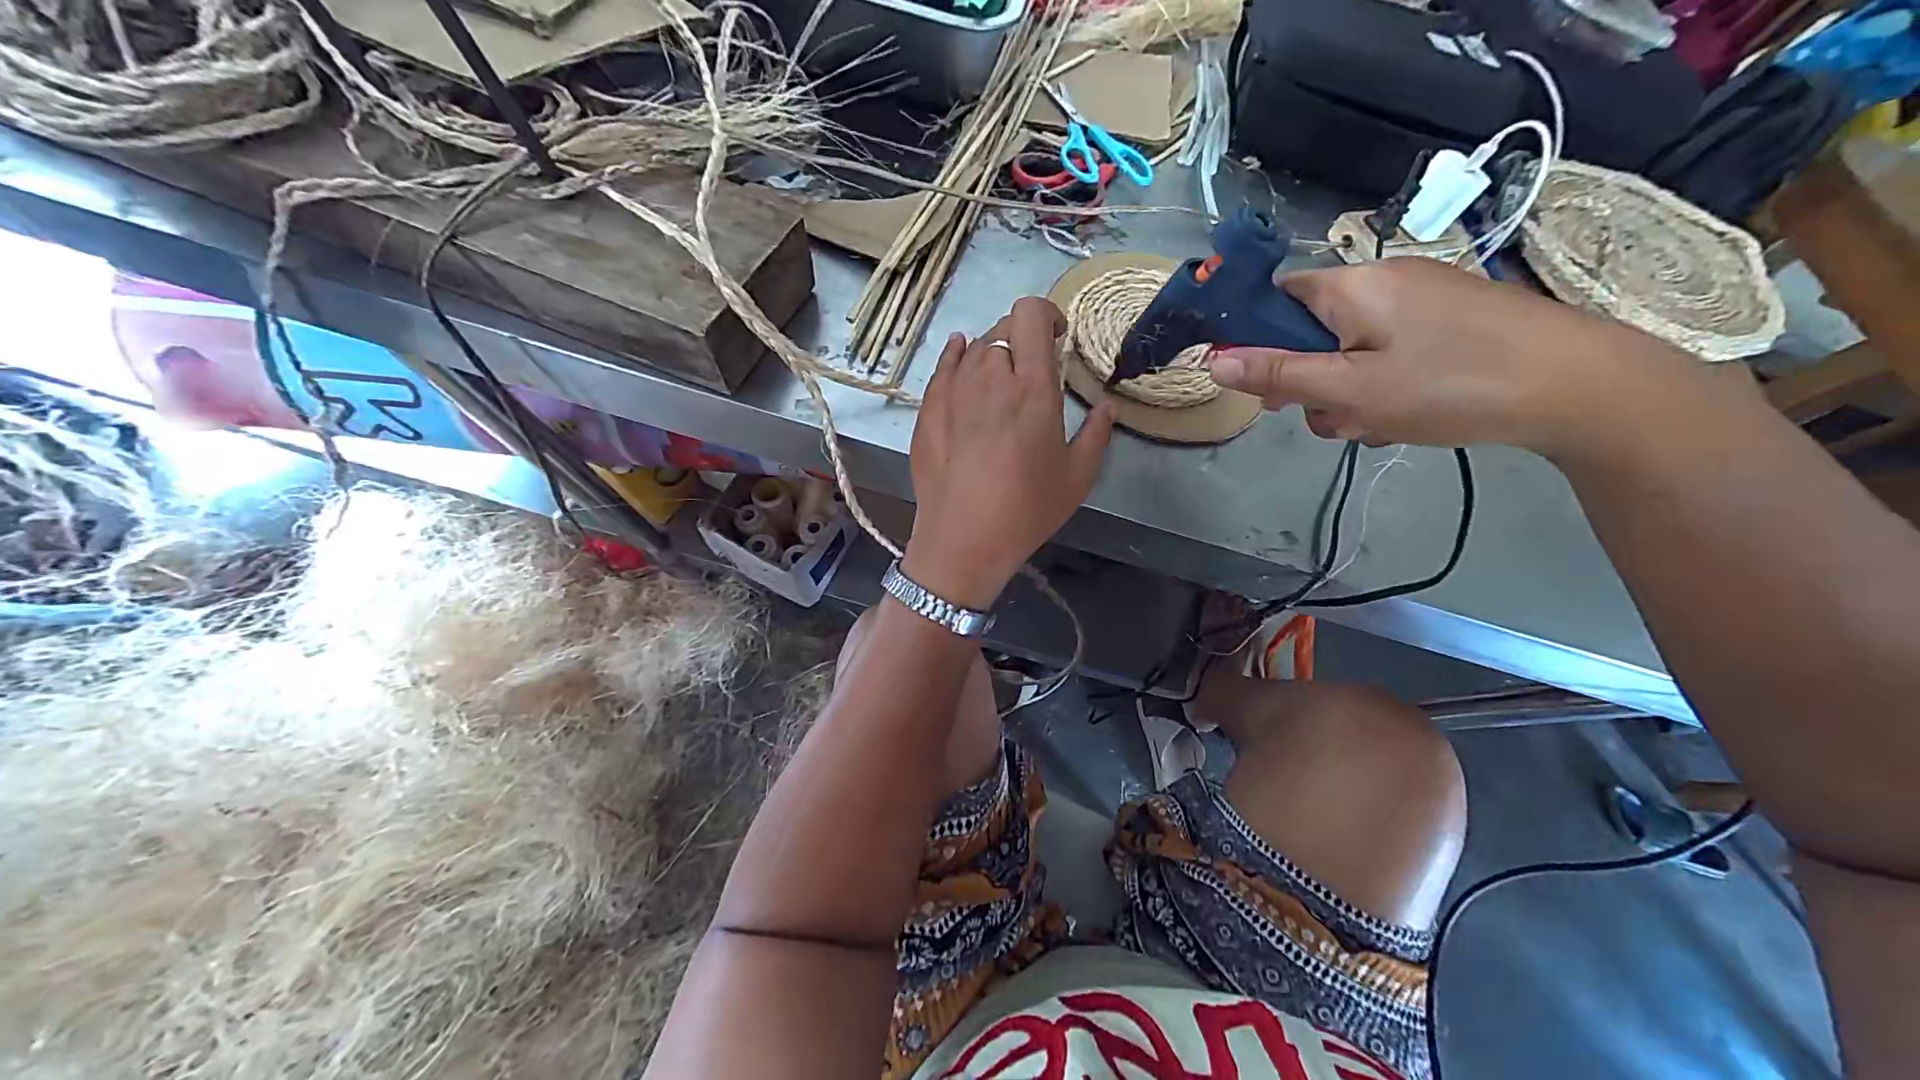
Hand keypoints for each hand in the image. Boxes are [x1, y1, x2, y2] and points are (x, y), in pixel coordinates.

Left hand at [902, 297, 1115, 610]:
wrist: (962, 541)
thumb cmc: (1025, 511)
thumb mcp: (1077, 478)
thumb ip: (1096, 434)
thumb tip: (1106, 406)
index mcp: (1032, 389)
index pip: (1031, 315)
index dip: (1046, 314)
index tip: (1056, 337)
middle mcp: (989, 378)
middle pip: (1003, 328)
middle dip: (1022, 339)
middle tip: (1031, 368)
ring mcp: (953, 391)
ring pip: (974, 347)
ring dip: (993, 352)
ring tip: (1000, 379)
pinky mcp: (928, 409)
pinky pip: (944, 365)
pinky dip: (958, 357)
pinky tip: (963, 363)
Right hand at [1203, 258, 1701, 457]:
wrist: (1579, 385)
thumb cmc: (1450, 384)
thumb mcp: (1350, 389)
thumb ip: (1278, 375)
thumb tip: (1212, 362)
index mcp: (1351, 285)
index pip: (1276, 295)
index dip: (1259, 340)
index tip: (1270, 386)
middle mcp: (1383, 279)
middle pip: (1312, 330)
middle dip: (1310, 379)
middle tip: (1334, 414)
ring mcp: (1423, 298)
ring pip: (1351, 348)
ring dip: (1348, 392)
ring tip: (1377, 423)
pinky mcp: (1451, 320)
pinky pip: (1390, 351)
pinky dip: (1385, 385)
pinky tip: (1407, 413)